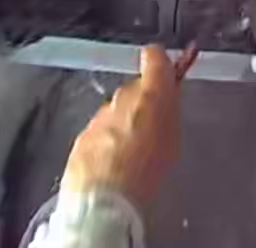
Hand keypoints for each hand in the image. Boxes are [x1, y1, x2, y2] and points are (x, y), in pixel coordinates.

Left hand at [60, 46, 181, 205]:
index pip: (154, 54)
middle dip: (141, 102)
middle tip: (150, 126)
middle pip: (135, 88)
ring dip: (122, 123)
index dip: (159, 60)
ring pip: (115, 111)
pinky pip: (98, 133)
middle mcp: (123, 95)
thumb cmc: (149, 167)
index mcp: (152, 89)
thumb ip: (170, 106)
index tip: (164, 67)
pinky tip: (110, 165)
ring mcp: (99, 116)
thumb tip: (168, 94)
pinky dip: (104, 142)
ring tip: (129, 153)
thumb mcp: (174, 132)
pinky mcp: (81, 139)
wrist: (105, 202)